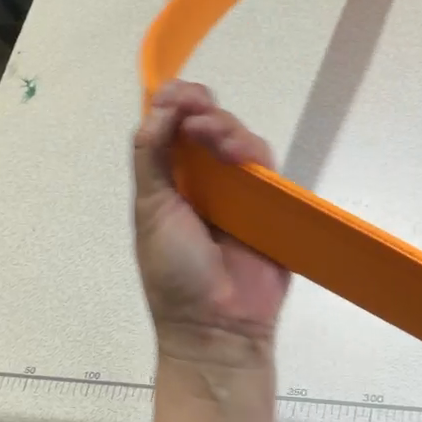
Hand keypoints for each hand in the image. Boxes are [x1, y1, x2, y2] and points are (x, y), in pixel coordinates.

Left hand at [133, 80, 289, 367]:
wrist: (218, 325)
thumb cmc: (176, 273)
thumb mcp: (150, 211)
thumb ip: (150, 158)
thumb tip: (156, 108)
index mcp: (170, 185)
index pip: (172, 130)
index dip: (174, 105)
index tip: (174, 95)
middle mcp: (204, 184)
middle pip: (208, 127)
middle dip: (201, 110)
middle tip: (195, 115)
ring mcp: (240, 195)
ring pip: (239, 142)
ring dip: (226, 129)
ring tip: (216, 139)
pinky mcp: (272, 207)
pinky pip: (267, 168)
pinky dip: (254, 153)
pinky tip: (239, 155)